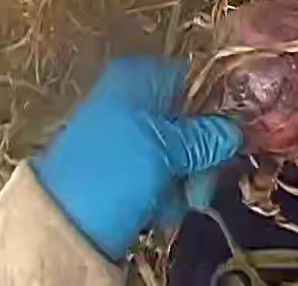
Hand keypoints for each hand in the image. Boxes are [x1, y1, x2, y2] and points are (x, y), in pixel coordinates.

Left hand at [33, 57, 242, 260]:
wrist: (62, 222)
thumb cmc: (110, 171)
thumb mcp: (163, 150)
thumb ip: (202, 138)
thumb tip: (234, 130)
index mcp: (137, 76)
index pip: (191, 78)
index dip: (215, 107)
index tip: (233, 137)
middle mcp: (132, 95)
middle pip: (187, 115)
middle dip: (200, 152)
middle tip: (199, 184)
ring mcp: (127, 129)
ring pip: (177, 147)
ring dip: (185, 177)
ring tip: (175, 201)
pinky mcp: (123, 162)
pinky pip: (160, 168)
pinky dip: (166, 188)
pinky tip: (159, 208)